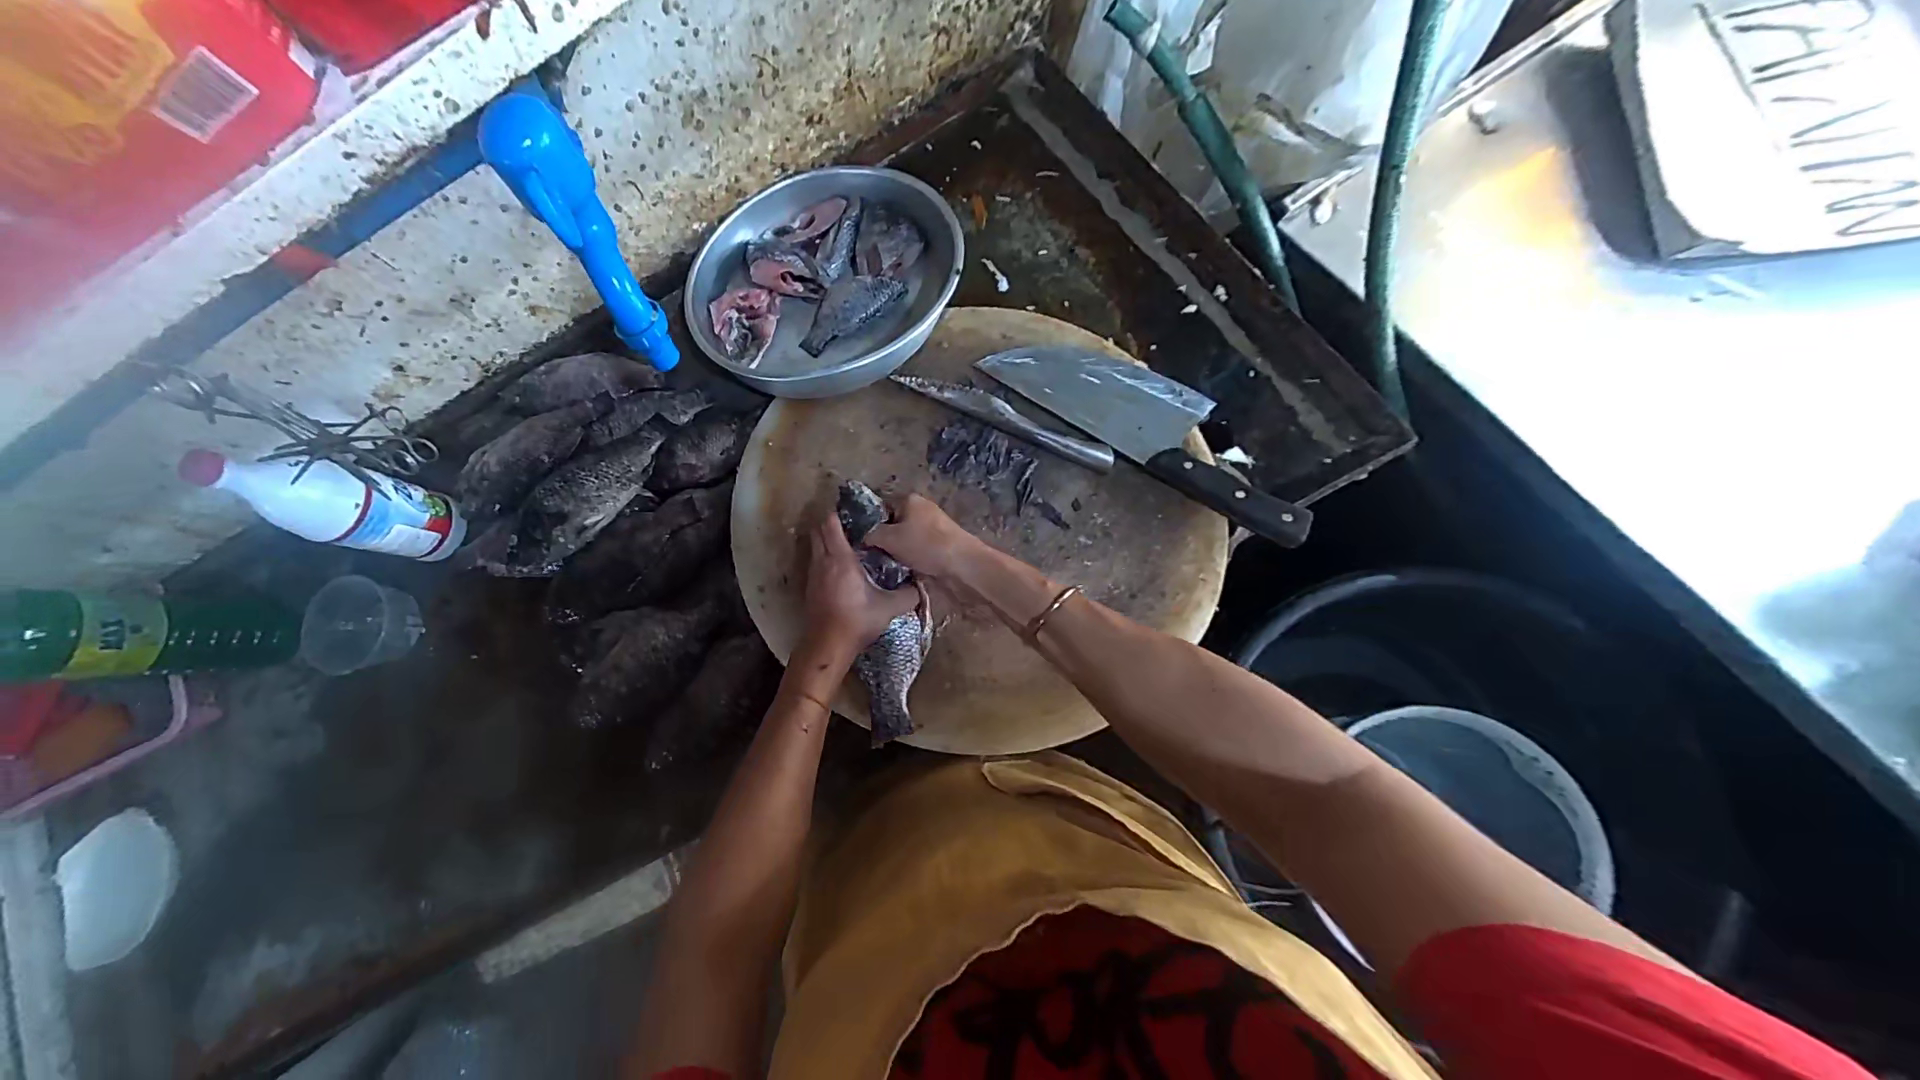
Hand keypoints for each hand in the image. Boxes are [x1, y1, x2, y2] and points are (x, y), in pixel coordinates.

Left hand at [803, 510, 920, 654]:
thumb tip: (922, 586)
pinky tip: (839, 567)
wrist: (828, 646)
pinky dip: (823, 557)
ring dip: (825, 540)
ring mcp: (812, 575)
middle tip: (850, 525)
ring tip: (846, 543)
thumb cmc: (857, 621)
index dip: (838, 514)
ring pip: (814, 546)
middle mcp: (823, 562)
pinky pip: (814, 562)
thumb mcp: (889, 608)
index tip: (852, 512)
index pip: (831, 525)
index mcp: (840, 560)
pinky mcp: (809, 587)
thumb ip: (908, 594)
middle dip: (830, 523)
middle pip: (817, 531)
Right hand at [863, 494, 983, 581]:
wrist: (963, 564)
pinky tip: (901, 570)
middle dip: (882, 540)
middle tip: (869, 556)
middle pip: (892, 524)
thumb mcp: (889, 538)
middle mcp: (920, 509)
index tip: (857, 541)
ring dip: (896, 552)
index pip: (879, 507)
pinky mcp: (939, 543)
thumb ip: (870, 535)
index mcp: (908, 499)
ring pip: (904, 539)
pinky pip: (916, 549)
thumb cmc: (925, 545)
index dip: (867, 523)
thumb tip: (861, 537)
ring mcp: (932, 527)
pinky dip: (909, 558)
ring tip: (884, 566)